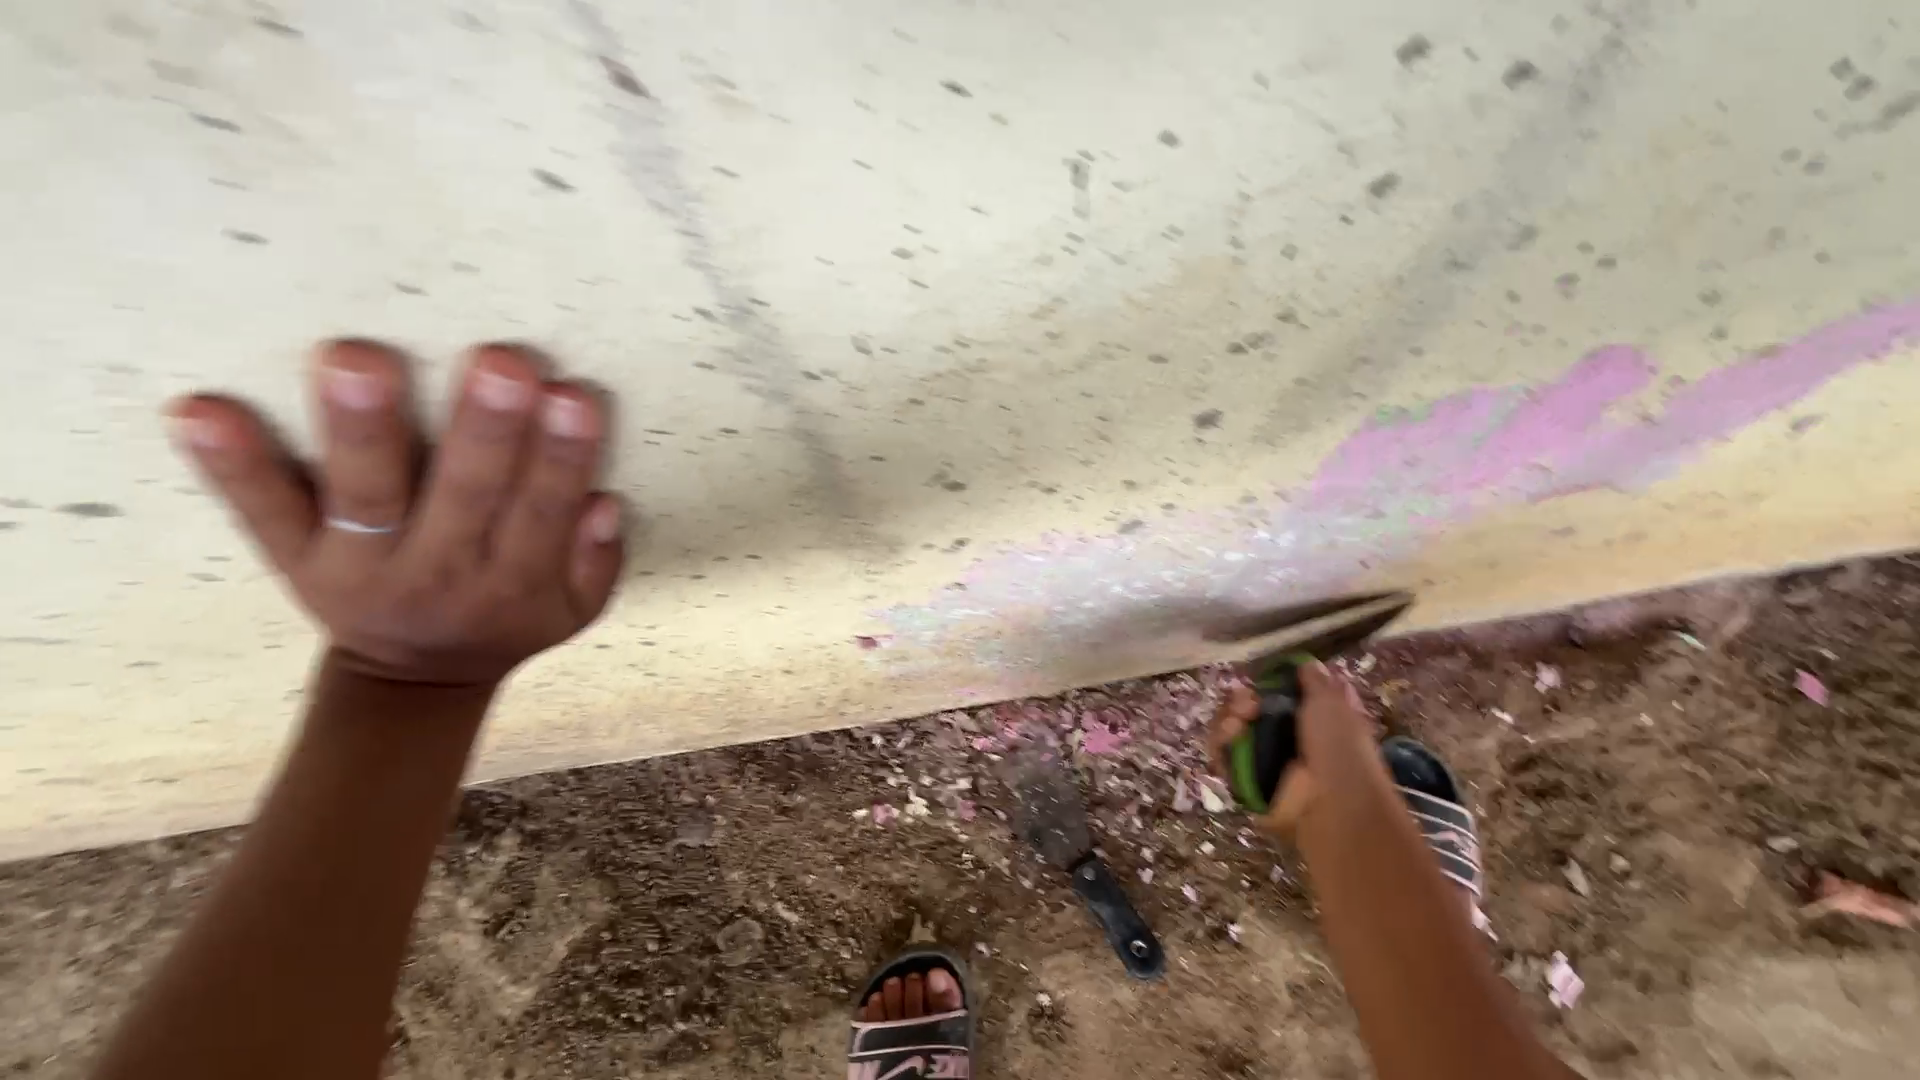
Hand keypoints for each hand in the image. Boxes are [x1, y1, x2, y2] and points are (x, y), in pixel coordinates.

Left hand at [166, 339, 625, 686]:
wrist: (416, 681)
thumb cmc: (507, 623)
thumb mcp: (575, 610)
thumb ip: (597, 560)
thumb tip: (603, 502)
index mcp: (515, 580)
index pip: (545, 512)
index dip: (562, 458)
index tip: (573, 396)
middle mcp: (443, 572)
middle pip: (468, 496)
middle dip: (486, 430)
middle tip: (502, 363)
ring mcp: (362, 565)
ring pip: (367, 497)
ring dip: (363, 429)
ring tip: (358, 359)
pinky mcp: (297, 559)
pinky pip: (264, 514)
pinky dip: (234, 466)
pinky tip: (203, 411)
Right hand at [1207, 660, 1387, 837]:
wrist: (1331, 801)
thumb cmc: (1339, 746)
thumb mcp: (1332, 702)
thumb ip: (1314, 680)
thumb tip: (1306, 664)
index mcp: (1307, 720)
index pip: (1272, 695)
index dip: (1262, 685)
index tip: (1262, 682)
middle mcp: (1282, 739)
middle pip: (1243, 710)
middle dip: (1239, 701)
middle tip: (1248, 706)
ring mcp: (1261, 760)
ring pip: (1228, 730)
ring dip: (1226, 720)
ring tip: (1238, 723)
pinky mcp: (1243, 780)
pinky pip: (1220, 756)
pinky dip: (1220, 744)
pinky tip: (1231, 738)